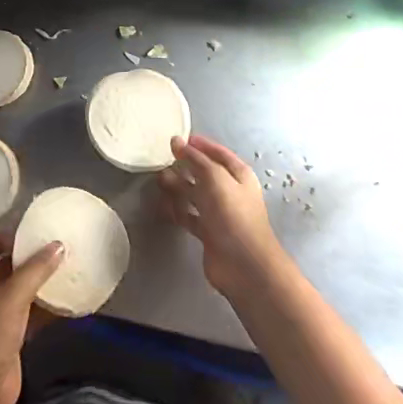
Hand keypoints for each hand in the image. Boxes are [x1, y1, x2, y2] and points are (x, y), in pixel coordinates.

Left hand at [0, 232, 66, 403]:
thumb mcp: (13, 294)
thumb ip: (37, 268)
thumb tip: (58, 245)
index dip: (2, 236)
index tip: (28, 236)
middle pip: (1, 265)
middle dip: (26, 257)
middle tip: (52, 249)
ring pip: (15, 289)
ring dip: (36, 281)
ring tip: (62, 270)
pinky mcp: (5, 335)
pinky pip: (25, 312)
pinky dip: (41, 306)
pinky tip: (63, 301)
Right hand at [158, 134, 287, 295]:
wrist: (243, 264)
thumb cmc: (232, 213)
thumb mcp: (214, 177)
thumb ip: (195, 159)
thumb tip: (176, 141)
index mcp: (238, 174)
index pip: (217, 153)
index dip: (200, 145)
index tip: (179, 139)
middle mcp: (230, 191)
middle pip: (205, 173)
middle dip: (185, 165)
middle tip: (163, 159)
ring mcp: (219, 213)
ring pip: (196, 194)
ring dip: (178, 187)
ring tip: (159, 179)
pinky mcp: (209, 233)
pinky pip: (190, 216)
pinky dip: (177, 210)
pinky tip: (163, 205)